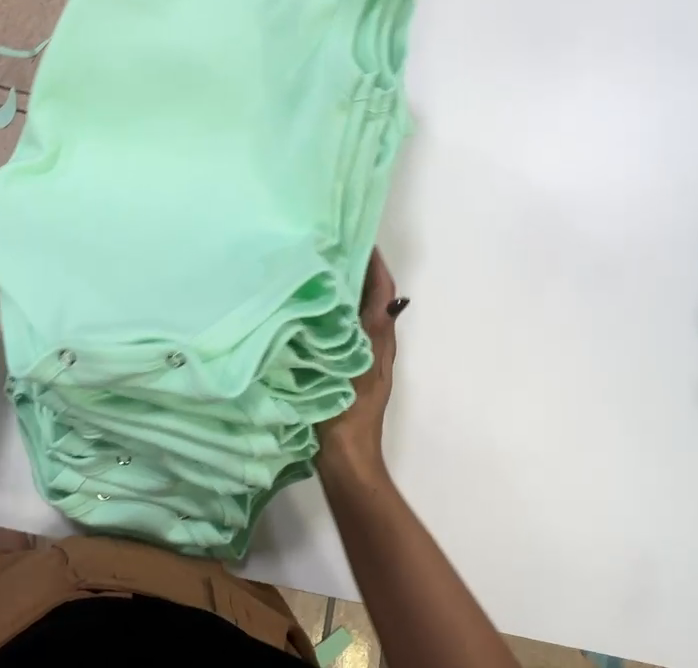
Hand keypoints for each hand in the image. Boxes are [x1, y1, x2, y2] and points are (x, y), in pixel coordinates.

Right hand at [317, 248, 403, 478]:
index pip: (383, 292)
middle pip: (371, 298)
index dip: (375, 264)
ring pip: (357, 313)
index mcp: (378, 341)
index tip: (357, 237)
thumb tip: (387, 297)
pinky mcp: (347, 371)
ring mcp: (361, 359)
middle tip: (328, 245)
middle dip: (357, 270)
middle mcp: (374, 345)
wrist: (346, 460)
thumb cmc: (346, 414)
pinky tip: (310, 308)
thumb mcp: (355, 370)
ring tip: (316, 268)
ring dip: (345, 290)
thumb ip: (368, 335)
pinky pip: (343, 329)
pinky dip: (333, 311)